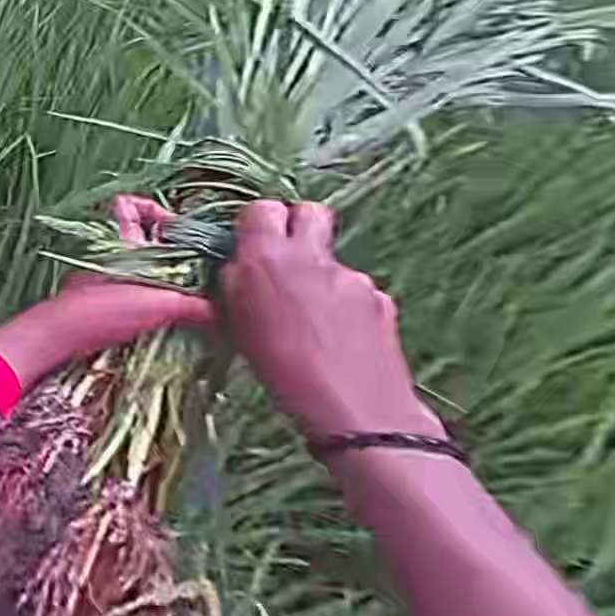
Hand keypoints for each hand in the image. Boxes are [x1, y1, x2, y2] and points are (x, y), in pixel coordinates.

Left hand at [0, 196, 214, 388]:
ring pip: (140, 265)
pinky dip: (152, 297)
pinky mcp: (101, 300)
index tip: (178, 228)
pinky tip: (171, 316)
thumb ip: (196, 304)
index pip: (130, 205)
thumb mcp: (159, 304)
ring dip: (165, 277)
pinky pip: (132, 289)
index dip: (154, 208)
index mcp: (121, 242)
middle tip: (198, 266)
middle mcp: (111, 254)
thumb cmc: (103, 310)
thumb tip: (226, 311)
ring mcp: (104, 276)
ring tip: (193, 293)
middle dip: (172, 249)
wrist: (60, 337)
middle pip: (143, 237)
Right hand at [220, 200, 442, 439]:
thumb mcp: (234, 316)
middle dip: (295, 224)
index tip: (247, 242)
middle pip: (309, 211)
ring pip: (328, 256)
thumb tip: (238, 261)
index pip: (262, 208)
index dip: (254, 222)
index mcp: (267, 256)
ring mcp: (352, 276)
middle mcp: (311, 257)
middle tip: (280, 254)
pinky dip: (339, 300)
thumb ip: (235, 278)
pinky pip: (352, 287)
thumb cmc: (278, 364)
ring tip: (305, 312)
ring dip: (315, 271)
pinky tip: (332, 331)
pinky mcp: (380, 298)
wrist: (352, 407)